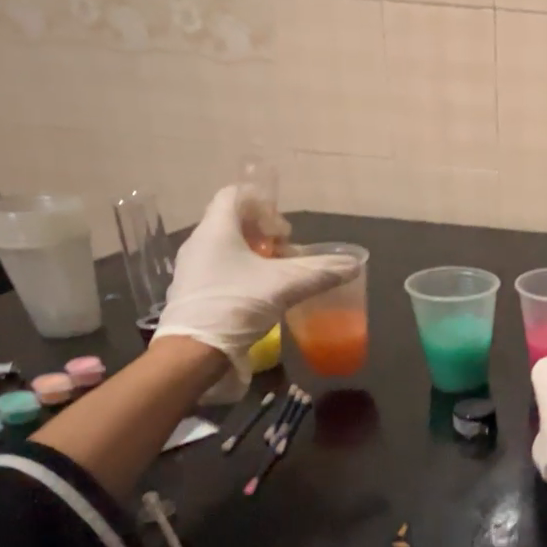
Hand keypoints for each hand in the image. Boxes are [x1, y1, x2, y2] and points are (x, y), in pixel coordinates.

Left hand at [153, 185, 360, 384]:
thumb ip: (319, 272)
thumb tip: (353, 265)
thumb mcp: (285, 286)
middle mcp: (200, 241)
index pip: (235, 195)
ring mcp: (193, 267)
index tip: (284, 230)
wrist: (194, 351)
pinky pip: (221, 268)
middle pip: (234, 221)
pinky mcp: (194, 290)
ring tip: (279, 276)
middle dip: (265, 234)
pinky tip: (261, 294)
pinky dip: (244, 272)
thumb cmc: (236, 304)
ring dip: (256, 254)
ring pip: (228, 246)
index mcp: (216, 229)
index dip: (263, 204)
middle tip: (288, 254)